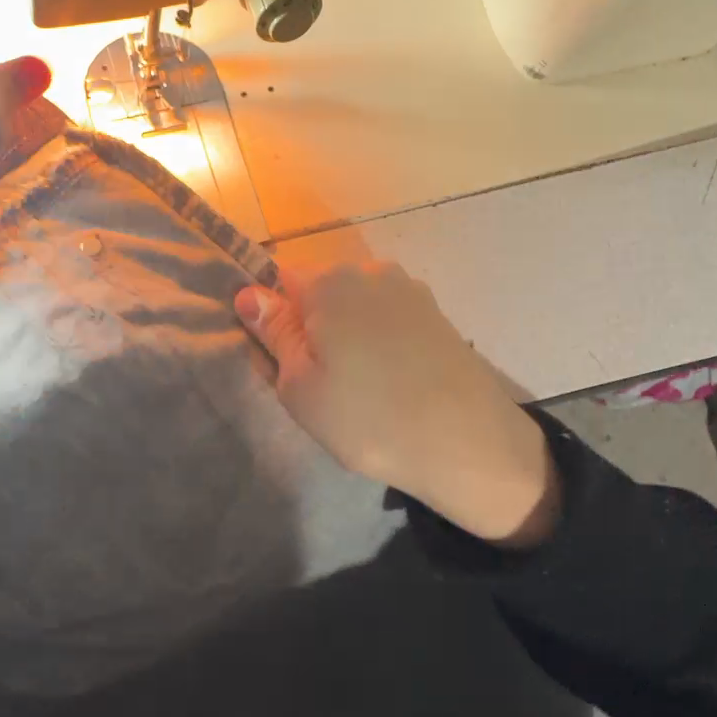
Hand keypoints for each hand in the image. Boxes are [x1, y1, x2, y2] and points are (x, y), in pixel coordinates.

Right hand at [235, 260, 561, 548]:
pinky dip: (377, 346)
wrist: (467, 444)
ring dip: (345, 337)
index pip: (279, 279)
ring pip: (355, 308)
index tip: (276, 359)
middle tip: (311, 384)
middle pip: (320, 292)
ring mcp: (411, 293)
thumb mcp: (299, 385)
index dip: (270, 316)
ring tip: (354, 391)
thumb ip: (274, 334)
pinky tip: (387, 385)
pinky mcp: (438, 318)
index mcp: (330, 283)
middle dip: (309, 327)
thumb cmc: (366, 418)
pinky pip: (387, 322)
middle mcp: (372, 272)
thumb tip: (250, 294)